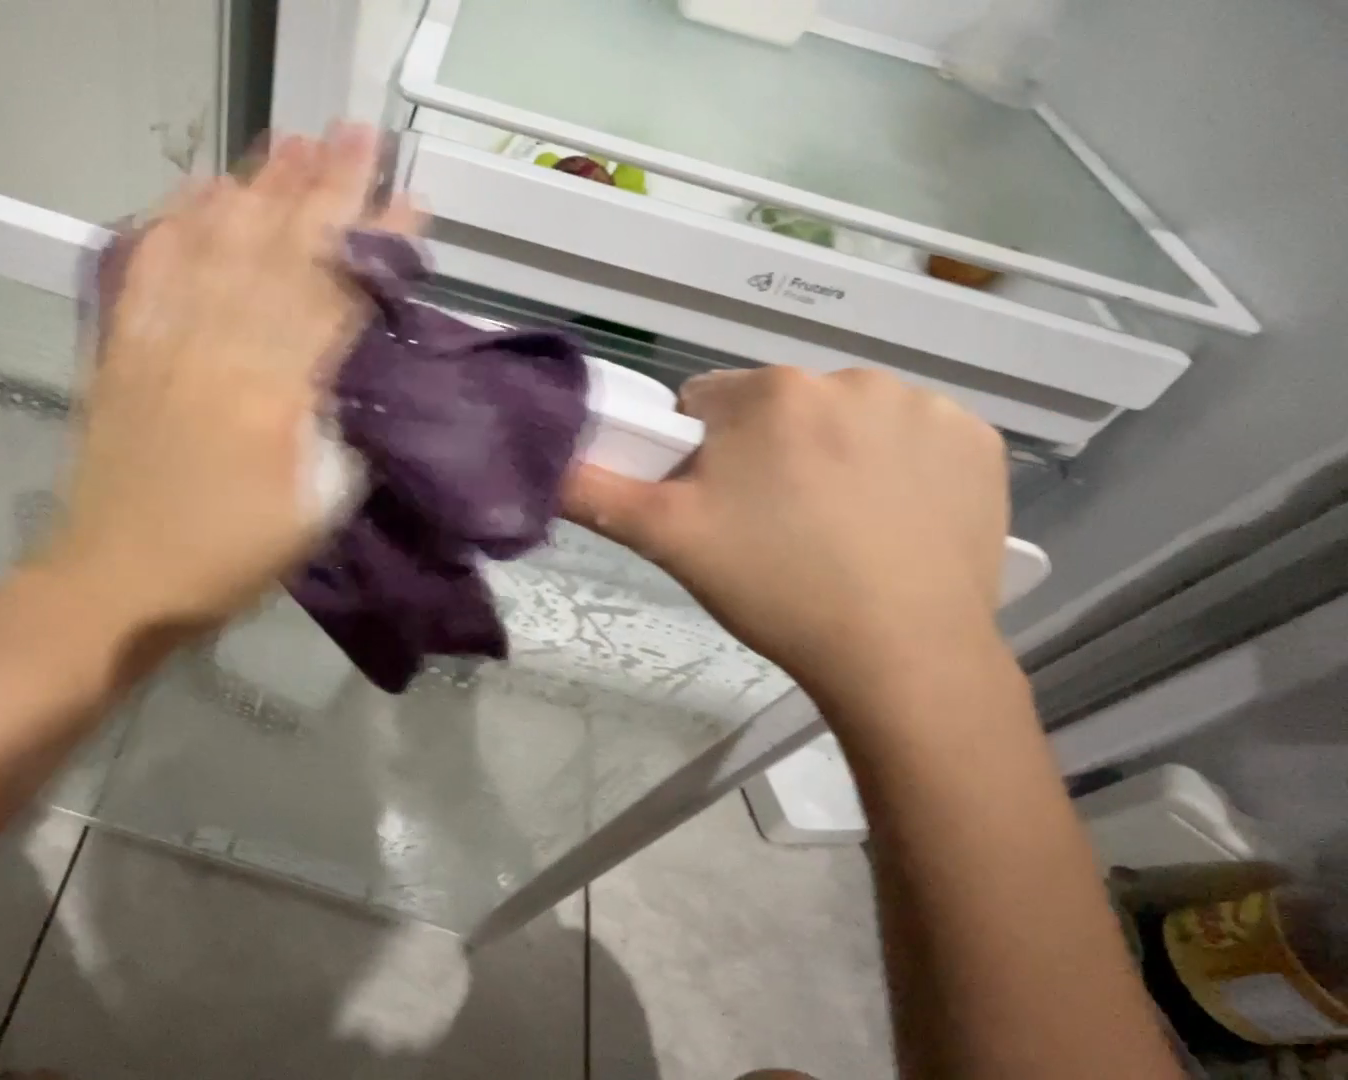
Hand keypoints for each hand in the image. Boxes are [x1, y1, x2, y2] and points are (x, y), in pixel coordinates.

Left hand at [44, 126, 421, 631]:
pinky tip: (199, 192)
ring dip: (259, 189)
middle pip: (278, 255)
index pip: (334, 302)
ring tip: (293, 144)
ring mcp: (162, 346)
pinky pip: (148, 271)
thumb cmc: (224, 561)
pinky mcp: (121, 351)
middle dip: (325, 191)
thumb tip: (355, 378)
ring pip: (216, 247)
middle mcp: (216, 355)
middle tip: (358, 138)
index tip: (410, 203)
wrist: (115, 582)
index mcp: (272, 400)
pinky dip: (174, 224)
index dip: (375, 249)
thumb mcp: (312, 515)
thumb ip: (340, 438)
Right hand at [563, 367, 1010, 704]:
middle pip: (777, 411)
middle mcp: (849, 378)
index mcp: (769, 393)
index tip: (715, 508)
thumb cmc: (774, 588)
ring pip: (845, 422)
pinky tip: (891, 523)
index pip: (706, 405)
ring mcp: (924, 407)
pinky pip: (913, 440)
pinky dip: (897, 469)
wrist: (902, 655)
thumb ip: (591, 491)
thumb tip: (539, 460)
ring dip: (830, 458)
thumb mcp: (664, 540)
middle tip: (768, 528)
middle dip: (764, 455)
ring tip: (833, 531)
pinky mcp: (978, 442)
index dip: (699, 457)